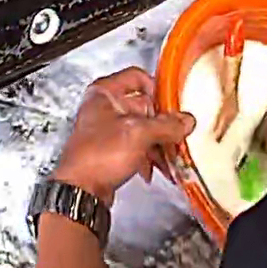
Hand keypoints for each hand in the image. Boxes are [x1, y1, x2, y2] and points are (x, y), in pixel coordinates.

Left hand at [52, 68, 195, 205]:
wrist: (81, 190)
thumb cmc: (99, 155)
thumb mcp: (138, 135)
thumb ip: (165, 126)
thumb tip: (185, 120)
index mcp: (105, 92)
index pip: (137, 77)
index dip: (156, 90)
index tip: (173, 106)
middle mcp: (105, 105)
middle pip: (143, 105)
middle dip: (162, 125)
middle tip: (177, 138)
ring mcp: (107, 127)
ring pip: (142, 128)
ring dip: (158, 144)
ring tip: (170, 160)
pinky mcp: (111, 148)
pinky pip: (136, 145)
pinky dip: (148, 155)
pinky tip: (156, 170)